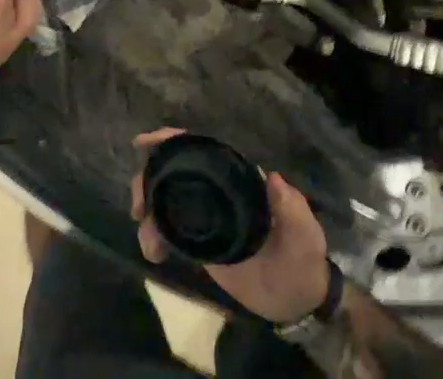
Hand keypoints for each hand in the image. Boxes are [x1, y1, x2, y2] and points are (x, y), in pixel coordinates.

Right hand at [129, 128, 332, 323]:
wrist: (297, 301)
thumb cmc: (303, 257)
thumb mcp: (304, 232)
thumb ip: (291, 207)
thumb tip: (272, 177)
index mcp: (239, 180)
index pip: (202, 151)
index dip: (173, 142)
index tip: (145, 142)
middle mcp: (217, 193)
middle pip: (173, 173)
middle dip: (148, 180)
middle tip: (138, 206)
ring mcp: (205, 218)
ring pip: (164, 202)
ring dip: (147, 213)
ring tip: (147, 240)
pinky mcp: (198, 245)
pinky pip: (168, 233)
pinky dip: (153, 237)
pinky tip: (153, 254)